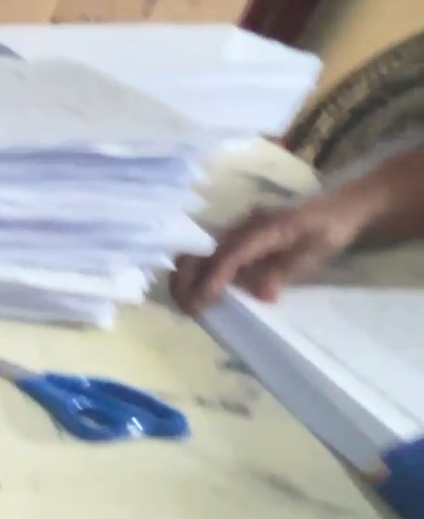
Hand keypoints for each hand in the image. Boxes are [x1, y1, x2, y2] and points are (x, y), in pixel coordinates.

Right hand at [171, 189, 382, 315]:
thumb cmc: (329, 228)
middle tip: (190, 310)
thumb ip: (286, 272)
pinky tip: (193, 296)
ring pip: (188, 260)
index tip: (203, 305)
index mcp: (261, 230)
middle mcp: (235, 231)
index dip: (212, 281)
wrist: (336, 207)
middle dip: (184, 286)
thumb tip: (264, 297)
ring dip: (182, 285)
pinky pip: (196, 262)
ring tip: (188, 306)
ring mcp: (226, 237)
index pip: (227, 257)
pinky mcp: (222, 244)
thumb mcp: (316, 251)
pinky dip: (189, 280)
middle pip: (194, 257)